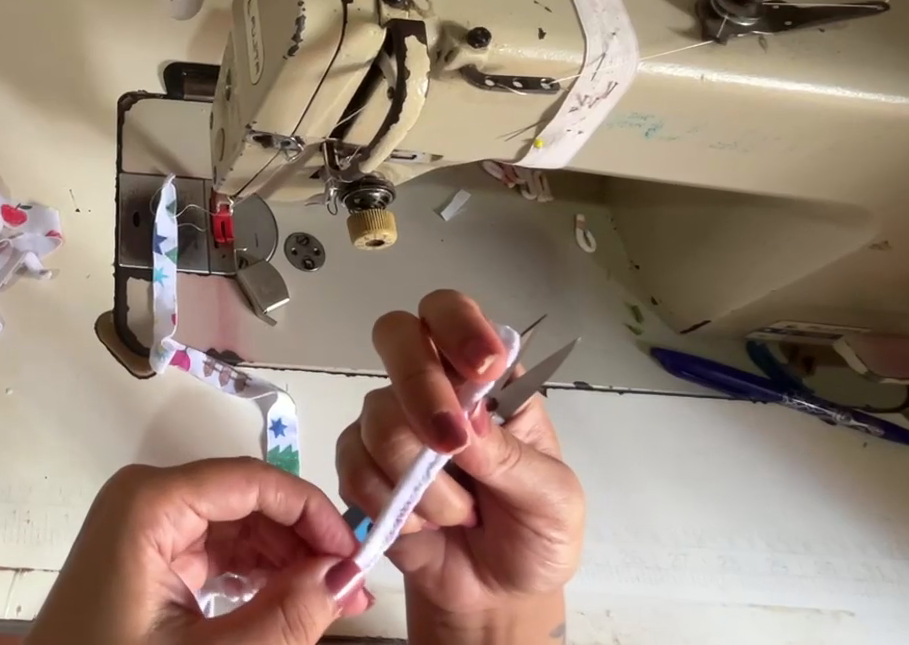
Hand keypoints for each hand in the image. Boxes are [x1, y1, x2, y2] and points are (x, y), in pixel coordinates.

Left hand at [26, 458, 374, 644]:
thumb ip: (282, 618)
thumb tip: (345, 577)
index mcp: (151, 501)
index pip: (248, 480)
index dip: (308, 509)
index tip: (358, 553)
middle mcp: (148, 496)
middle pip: (243, 498)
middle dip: (300, 538)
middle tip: (353, 586)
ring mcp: (147, 522)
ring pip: (234, 523)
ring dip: (283, 557)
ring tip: (333, 598)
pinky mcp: (151, 551)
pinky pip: (215, 548)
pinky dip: (255, 573)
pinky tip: (291, 599)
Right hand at [334, 291, 583, 641]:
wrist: (492, 594)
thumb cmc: (533, 535)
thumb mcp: (554, 503)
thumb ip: (515, 461)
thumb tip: (468, 418)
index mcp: (482, 379)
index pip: (452, 313)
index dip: (457, 325)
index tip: (480, 365)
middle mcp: (430, 385)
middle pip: (395, 335)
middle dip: (419, 384)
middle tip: (449, 442)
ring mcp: (389, 419)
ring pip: (378, 416)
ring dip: (422, 480)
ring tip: (458, 515)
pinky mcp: (359, 460)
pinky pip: (355, 465)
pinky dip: (392, 505)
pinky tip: (421, 525)